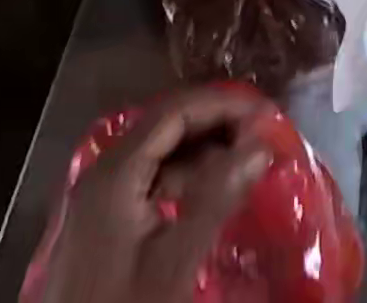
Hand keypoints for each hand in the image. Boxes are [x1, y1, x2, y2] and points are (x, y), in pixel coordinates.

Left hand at [46, 87, 272, 302]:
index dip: (222, 105)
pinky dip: (187, 176)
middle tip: (262, 134)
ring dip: (204, 149)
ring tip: (247, 159)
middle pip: (166, 126)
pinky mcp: (106, 222)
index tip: (264, 115)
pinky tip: (215, 191)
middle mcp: (105, 172)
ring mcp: (102, 197)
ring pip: (161, 151)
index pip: (175, 112)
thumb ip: (219, 195)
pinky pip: (153, 179)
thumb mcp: (176, 261)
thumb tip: (262, 145)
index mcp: (116, 172)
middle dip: (216, 124)